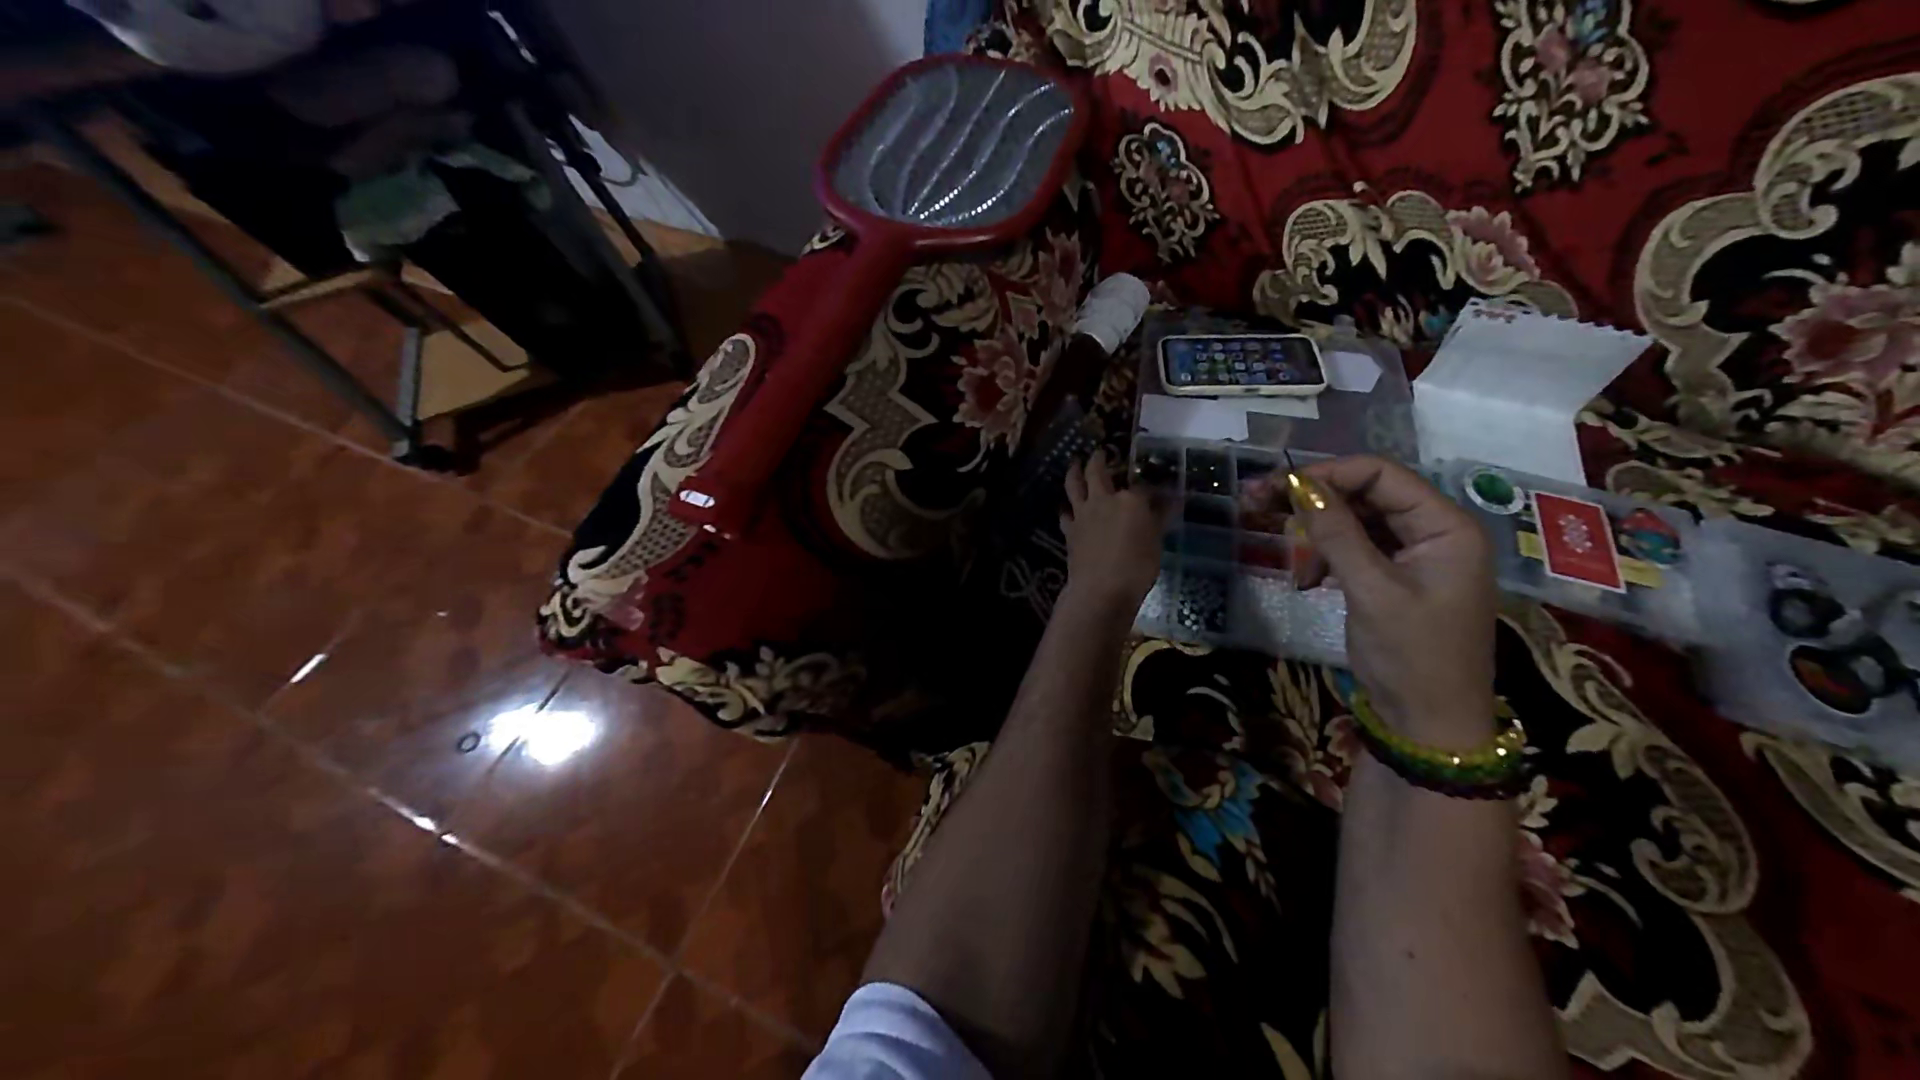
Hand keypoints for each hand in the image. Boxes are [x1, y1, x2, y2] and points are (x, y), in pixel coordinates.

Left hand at [1060, 449, 1163, 610]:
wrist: (1101, 588)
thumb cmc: (1137, 566)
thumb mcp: (1156, 541)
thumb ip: (1159, 518)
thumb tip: (1169, 501)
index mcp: (1130, 499)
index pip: (1141, 484)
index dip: (1149, 483)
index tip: (1154, 484)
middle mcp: (1104, 499)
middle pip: (1098, 471)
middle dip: (1099, 459)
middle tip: (1099, 451)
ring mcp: (1083, 513)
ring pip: (1074, 484)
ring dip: (1074, 471)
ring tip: (1075, 463)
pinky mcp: (1069, 529)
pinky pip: (1065, 512)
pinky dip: (1066, 507)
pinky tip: (1067, 507)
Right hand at [1291, 456, 1496, 747]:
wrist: (1430, 723)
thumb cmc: (1412, 655)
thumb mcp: (1372, 591)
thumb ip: (1338, 534)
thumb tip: (1299, 486)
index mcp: (1446, 527)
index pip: (1383, 475)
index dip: (1329, 474)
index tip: (1278, 486)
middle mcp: (1435, 532)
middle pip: (1368, 494)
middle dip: (1314, 498)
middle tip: (1258, 503)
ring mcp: (1417, 555)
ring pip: (1358, 521)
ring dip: (1317, 531)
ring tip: (1283, 549)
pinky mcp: (1398, 577)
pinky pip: (1358, 548)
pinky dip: (1327, 556)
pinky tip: (1307, 577)